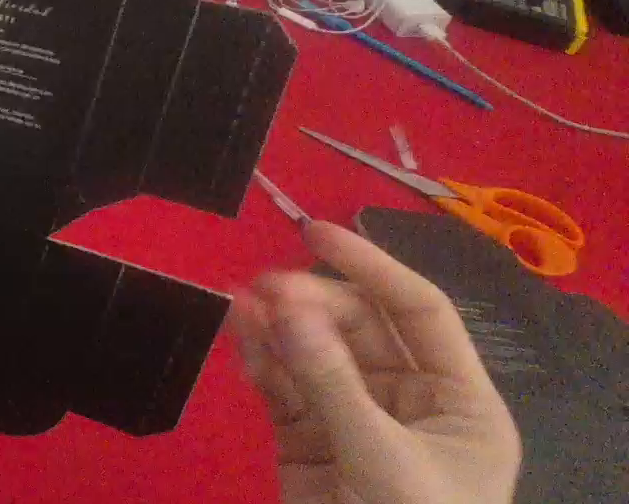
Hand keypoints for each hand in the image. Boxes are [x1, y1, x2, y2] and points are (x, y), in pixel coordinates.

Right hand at [232, 221, 520, 503]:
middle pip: (355, 323)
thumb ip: (331, 382)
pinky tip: (235, 325)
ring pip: (310, 343)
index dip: (372, 266)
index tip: (314, 231)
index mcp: (457, 403)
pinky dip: (256, 349)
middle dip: (311, 300)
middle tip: (265, 289)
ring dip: (276, 319)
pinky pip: (277, 374)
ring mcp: (349, 408)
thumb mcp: (382, 460)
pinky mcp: (301, 426)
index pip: (419, 312)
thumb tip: (282, 306)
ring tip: (240, 299)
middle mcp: (406, 396)